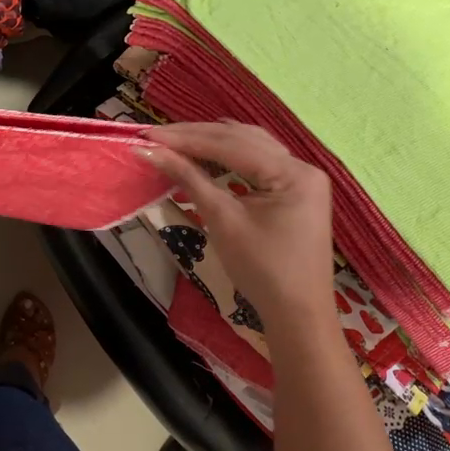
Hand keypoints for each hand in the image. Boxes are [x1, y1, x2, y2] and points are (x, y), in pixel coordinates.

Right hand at [135, 122, 335, 334]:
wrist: (297, 316)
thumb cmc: (261, 269)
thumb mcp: (221, 219)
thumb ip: (187, 177)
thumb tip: (147, 150)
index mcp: (292, 173)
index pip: (231, 144)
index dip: (186, 138)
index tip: (149, 134)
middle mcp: (302, 167)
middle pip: (241, 139)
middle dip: (196, 136)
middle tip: (156, 135)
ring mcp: (301, 179)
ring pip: (250, 145)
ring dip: (212, 141)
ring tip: (176, 140)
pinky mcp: (294, 191)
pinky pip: (258, 160)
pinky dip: (229, 154)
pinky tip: (207, 152)